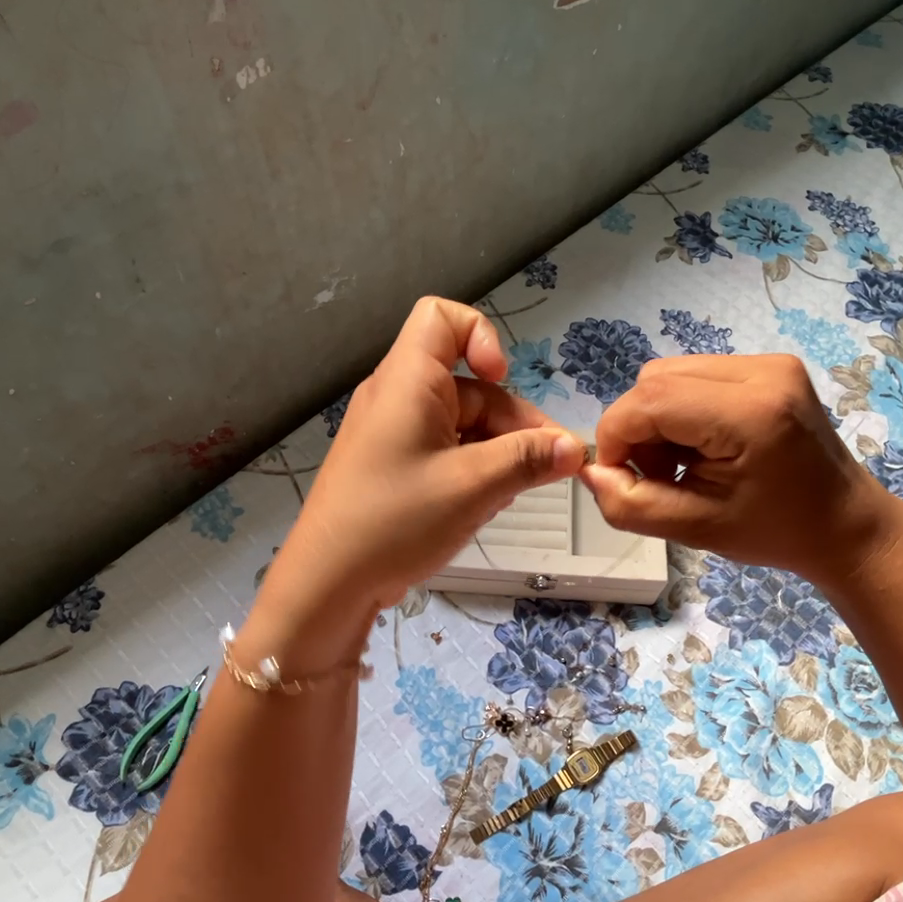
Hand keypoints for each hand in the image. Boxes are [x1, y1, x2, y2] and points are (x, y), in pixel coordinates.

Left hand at [275, 297, 584, 612]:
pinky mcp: (393, 469)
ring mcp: (393, 436)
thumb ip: (528, 460)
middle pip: (469, 385)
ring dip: (498, 451)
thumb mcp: (473, 487)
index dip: (481, 335)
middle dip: (513, 421)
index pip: (442, 318)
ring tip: (518, 492)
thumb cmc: (395, 521)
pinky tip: (488, 504)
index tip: (504, 378)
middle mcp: (398, 398)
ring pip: (462, 424)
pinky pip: (444, 452)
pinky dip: (473, 470)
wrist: (328, 583)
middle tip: (552, 466)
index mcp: (407, 381)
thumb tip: (574, 448)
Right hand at [579, 355, 900, 588]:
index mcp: (748, 412)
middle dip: (637, 430)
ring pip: (671, 375)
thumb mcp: (693, 529)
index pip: (648, 400)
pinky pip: (696, 377)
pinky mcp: (769, 365)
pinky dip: (681, 412)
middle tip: (658, 476)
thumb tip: (589, 472)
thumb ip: (630, 504)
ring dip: (657, 421)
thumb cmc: (774, 533)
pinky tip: (702, 447)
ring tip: (682, 464)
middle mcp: (760, 370)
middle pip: (655, 380)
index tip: (619, 479)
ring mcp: (768, 362)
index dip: (615, 438)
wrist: (845, 525)